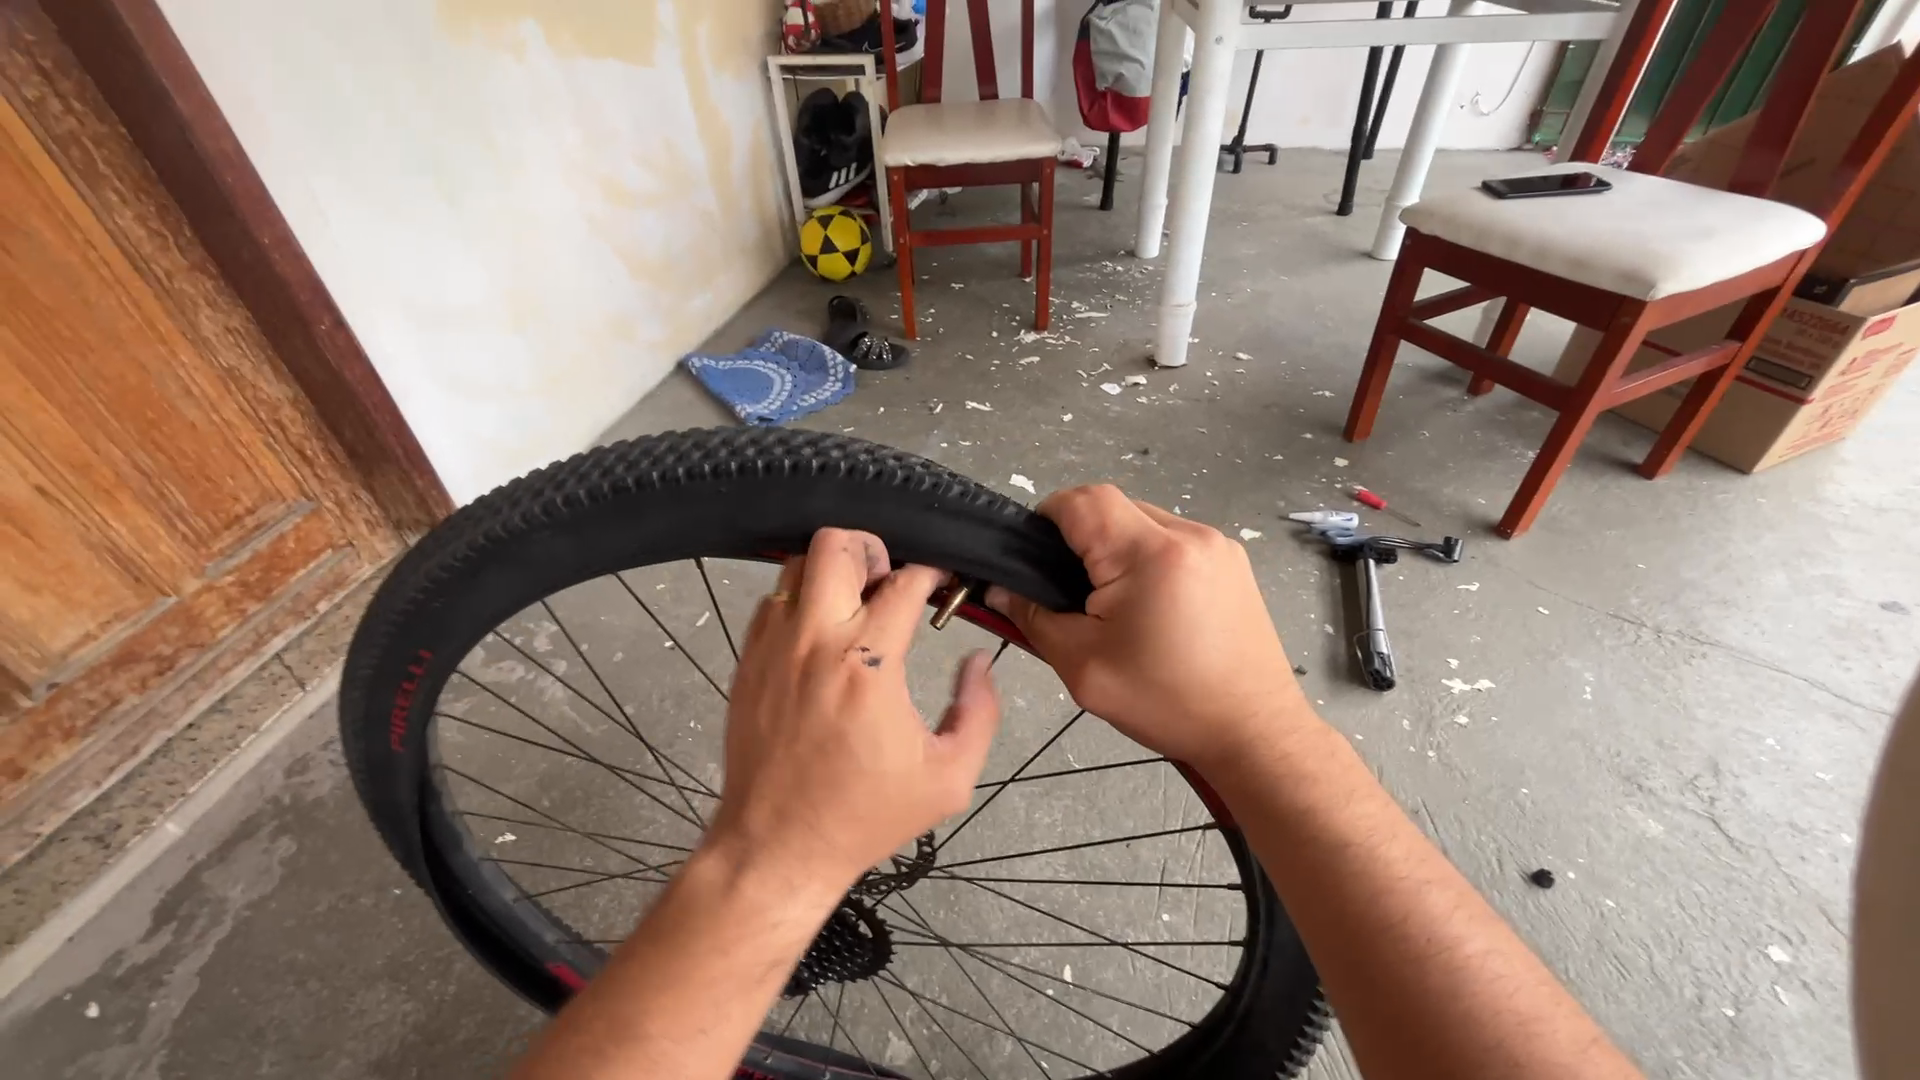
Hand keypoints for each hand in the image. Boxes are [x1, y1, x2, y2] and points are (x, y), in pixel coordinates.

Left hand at [706, 528, 1000, 891]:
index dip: (932, 572)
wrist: (777, 848)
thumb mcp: (948, 778)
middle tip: (890, 580)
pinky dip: (799, 601)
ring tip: (855, 603)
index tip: (941, 581)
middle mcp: (815, 642)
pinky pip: (771, 602)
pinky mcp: (746, 662)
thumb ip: (980, 712)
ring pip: (797, 565)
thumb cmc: (864, 815)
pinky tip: (819, 634)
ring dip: (832, 572)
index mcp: (868, 665)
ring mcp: (773, 648)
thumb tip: (978, 662)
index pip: (904, 582)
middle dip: (872, 549)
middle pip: (836, 545)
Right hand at [987, 485, 1312, 770]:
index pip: (1083, 500)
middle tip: (1068, 591)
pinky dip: (1146, 558)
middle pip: (1113, 505)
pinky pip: (1171, 539)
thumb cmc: (1167, 702)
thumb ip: (1033, 618)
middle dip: (1079, 537)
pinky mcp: (1231, 561)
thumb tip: (999, 589)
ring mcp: (1217, 545)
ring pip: (1142, 520)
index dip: (1047, 517)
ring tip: (1108, 602)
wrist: (1254, 731)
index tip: (1034, 557)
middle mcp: (1189, 535)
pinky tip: (1146, 605)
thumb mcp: (1083, 666)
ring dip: (1115, 547)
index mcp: (1151, 555)